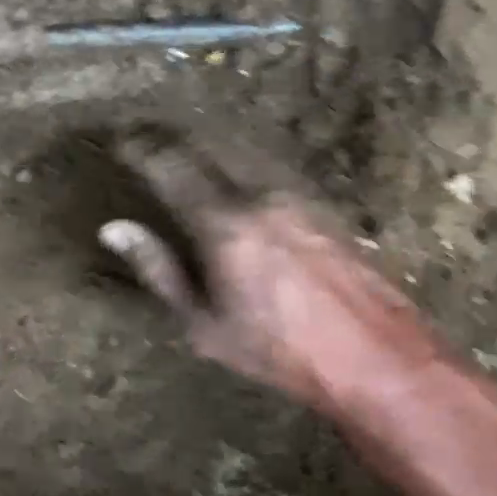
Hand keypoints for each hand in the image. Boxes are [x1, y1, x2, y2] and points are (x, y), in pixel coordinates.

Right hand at [98, 136, 437, 411]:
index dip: (138, 148)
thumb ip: (158, 269)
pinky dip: (237, 153)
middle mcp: (258, 195)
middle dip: (168, 133)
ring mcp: (295, 195)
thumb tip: (113, 229)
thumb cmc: (281, 352)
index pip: (168, 165)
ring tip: (180, 139)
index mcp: (223, 223)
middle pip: (205, 142)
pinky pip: (267, 161)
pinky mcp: (321, 203)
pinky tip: (232, 163)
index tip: (118, 140)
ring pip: (239, 146)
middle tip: (143, 132)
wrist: (383, 363)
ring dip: (204, 137)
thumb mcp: (205, 324)